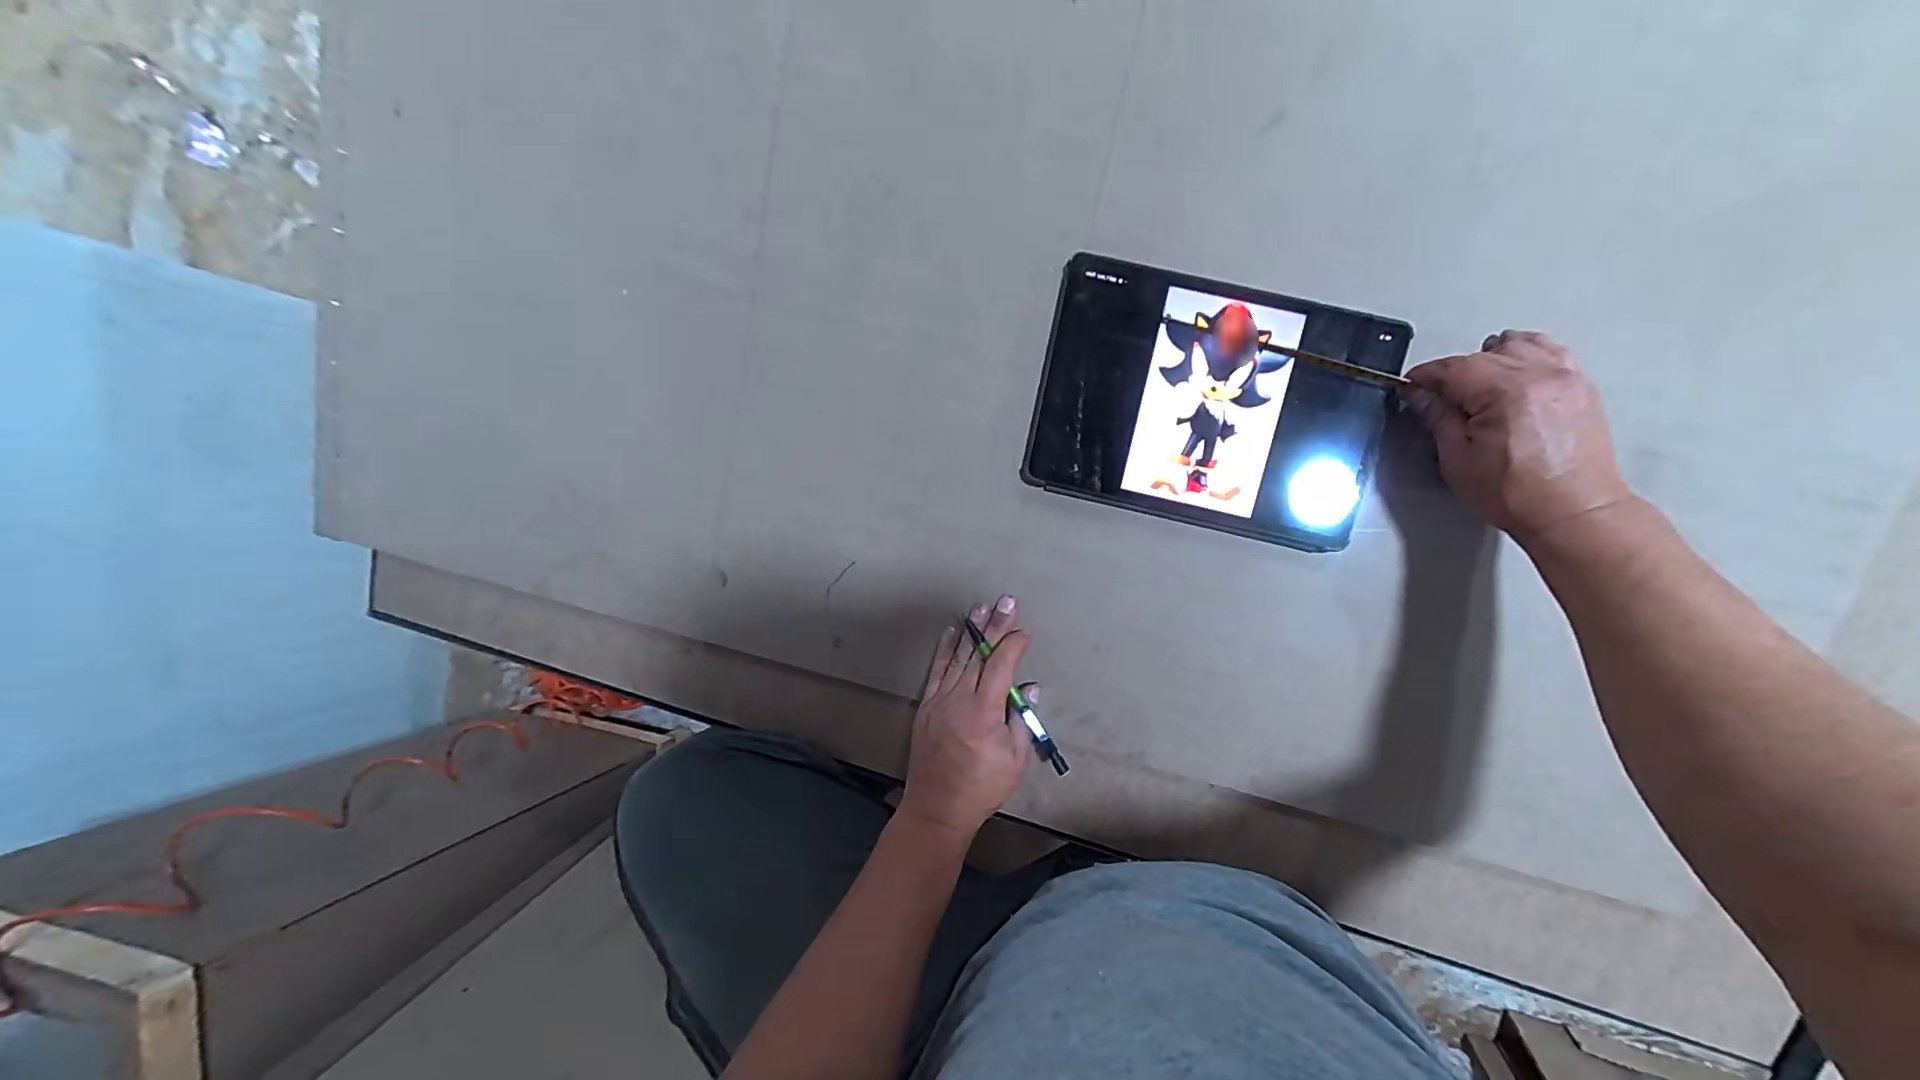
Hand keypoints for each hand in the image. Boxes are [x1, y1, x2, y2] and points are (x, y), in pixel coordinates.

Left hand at [899, 596, 1033, 838]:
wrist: (937, 807)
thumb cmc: (982, 787)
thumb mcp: (1014, 759)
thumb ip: (1021, 719)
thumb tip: (1027, 687)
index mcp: (984, 712)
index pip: (1001, 666)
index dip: (1013, 644)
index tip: (1024, 632)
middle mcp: (959, 699)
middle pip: (980, 654)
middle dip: (994, 625)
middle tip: (1005, 600)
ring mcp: (940, 701)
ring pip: (958, 657)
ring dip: (972, 631)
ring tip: (981, 608)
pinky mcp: (927, 707)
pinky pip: (937, 671)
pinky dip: (946, 650)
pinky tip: (953, 633)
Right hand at [1402, 330, 1633, 539]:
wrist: (1573, 510)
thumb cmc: (1516, 493)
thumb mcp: (1457, 458)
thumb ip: (1438, 417)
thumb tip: (1420, 395)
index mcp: (1506, 391)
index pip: (1455, 367)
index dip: (1425, 376)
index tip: (1409, 386)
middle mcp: (1541, 375)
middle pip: (1484, 354)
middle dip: (1454, 371)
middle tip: (1435, 396)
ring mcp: (1567, 377)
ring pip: (1521, 344)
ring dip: (1492, 357)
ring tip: (1476, 384)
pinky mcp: (1582, 386)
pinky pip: (1551, 353)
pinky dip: (1526, 356)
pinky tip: (1511, 377)